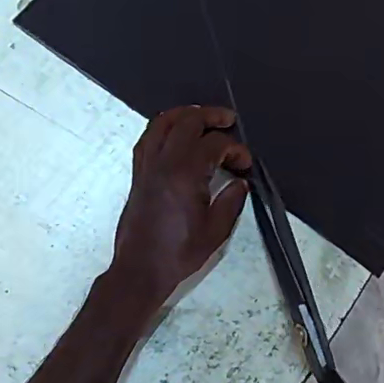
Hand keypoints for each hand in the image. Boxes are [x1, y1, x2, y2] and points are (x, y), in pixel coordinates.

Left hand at [108, 105, 252, 311]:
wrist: (141, 268)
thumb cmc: (178, 252)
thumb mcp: (216, 231)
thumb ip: (231, 201)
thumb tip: (239, 183)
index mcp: (185, 174)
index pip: (215, 144)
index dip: (236, 149)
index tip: (245, 163)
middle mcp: (164, 163)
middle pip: (187, 121)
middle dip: (211, 116)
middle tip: (228, 120)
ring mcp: (147, 165)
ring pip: (162, 123)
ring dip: (184, 114)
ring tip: (202, 117)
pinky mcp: (138, 173)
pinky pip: (148, 138)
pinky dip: (163, 128)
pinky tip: (174, 133)